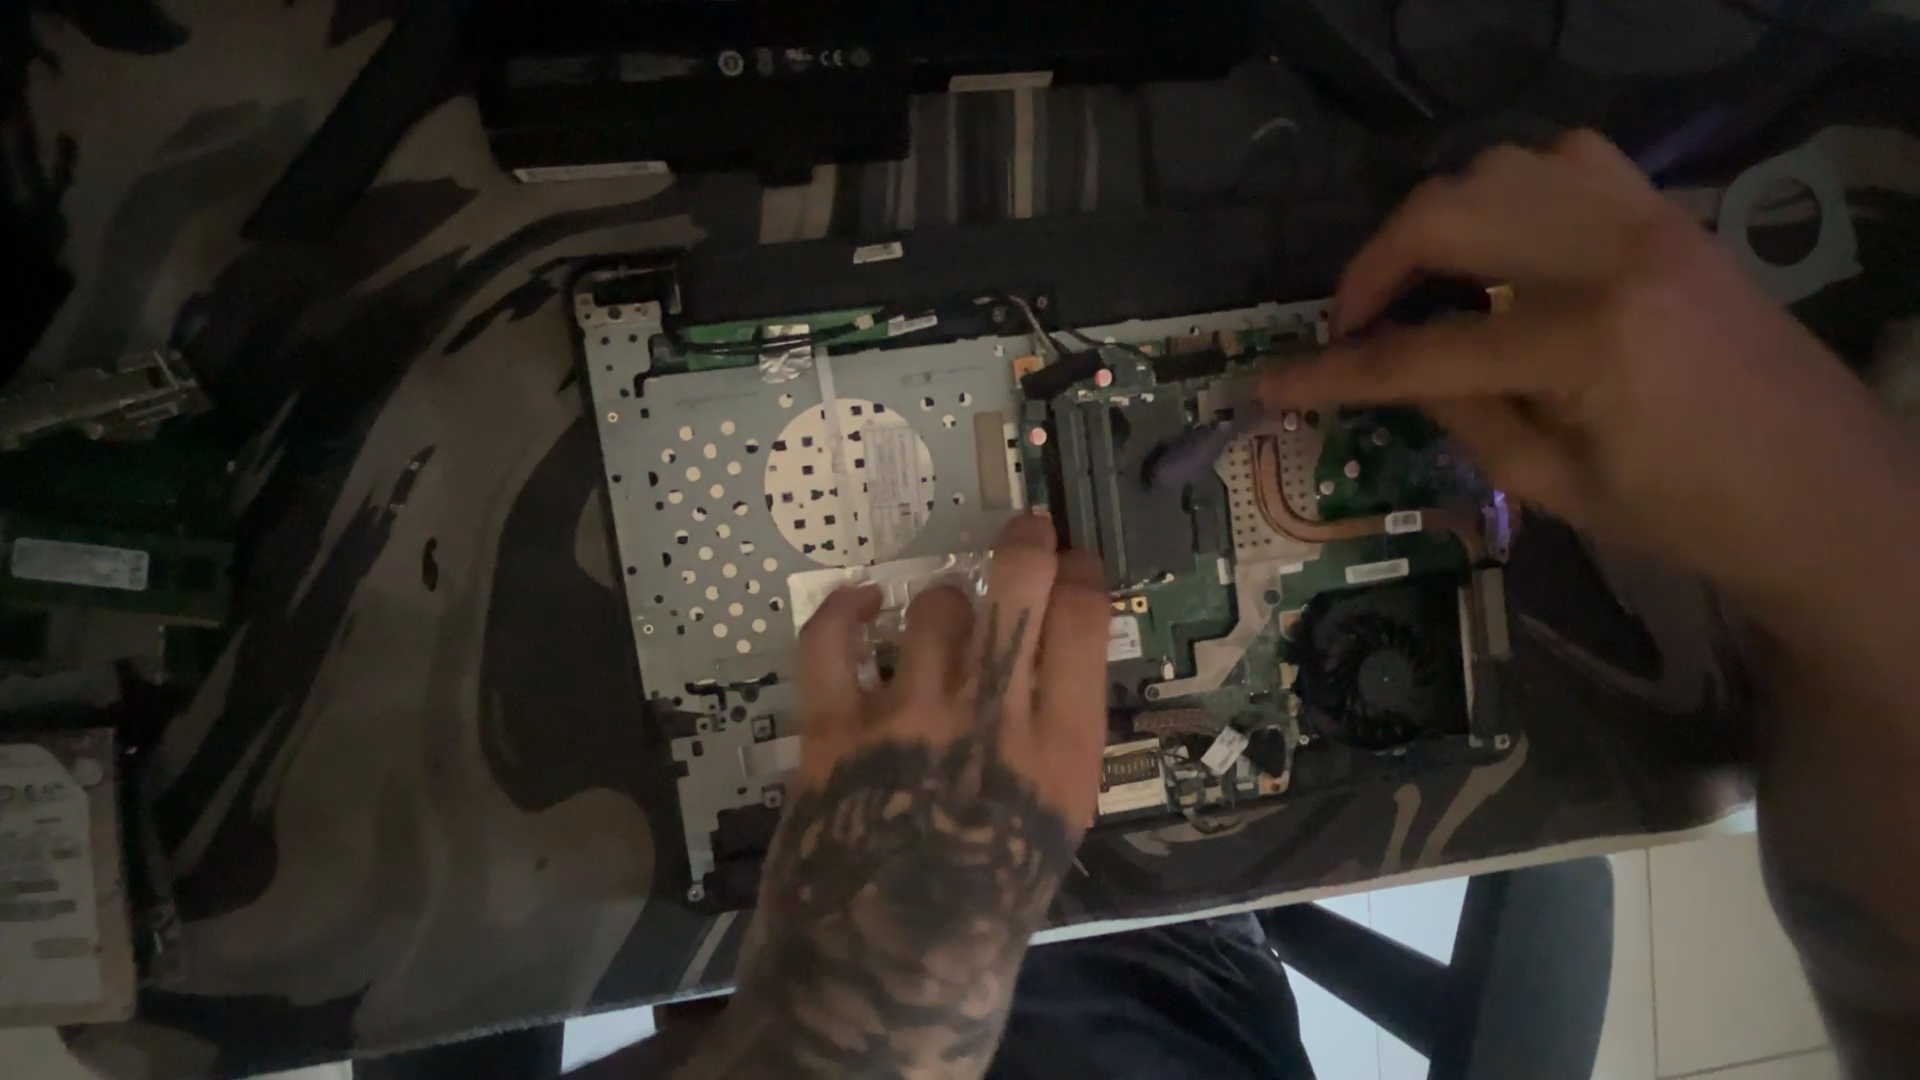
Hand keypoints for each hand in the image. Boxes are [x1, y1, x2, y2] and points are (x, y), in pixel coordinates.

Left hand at [688, 513, 1108, 1079]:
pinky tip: (863, 604)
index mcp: (1061, 759)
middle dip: (1026, 545)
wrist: (878, 985)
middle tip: (1027, 528)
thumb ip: (1052, 739)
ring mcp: (908, 724)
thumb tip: (1044, 658)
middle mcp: (991, 727)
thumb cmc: (981, 912)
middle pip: (1016, 593)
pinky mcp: (834, 733)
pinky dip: (845, 612)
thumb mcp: (1050, 828)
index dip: (1082, 576)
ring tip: (942, 617)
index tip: (1076, 559)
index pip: (1085, 626)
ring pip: (933, 608)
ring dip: (942, 602)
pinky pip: (833, 640)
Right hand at [1261, 130, 1917, 613]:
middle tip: (1347, 327)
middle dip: (1369, 272)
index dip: (1330, 372)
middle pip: (1445, 218)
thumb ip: (1456, 413)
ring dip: (1429, 225)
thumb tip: (1392, 371)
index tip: (1269, 382)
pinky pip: (1564, 163)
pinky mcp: (1670, 217)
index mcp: (1583, 343)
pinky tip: (1492, 246)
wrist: (1828, 491)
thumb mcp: (1543, 482)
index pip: (1417, 350)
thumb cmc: (1681, 511)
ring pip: (1496, 171)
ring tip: (1412, 285)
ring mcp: (1650, 221)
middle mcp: (1614, 256)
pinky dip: (1503, 194)